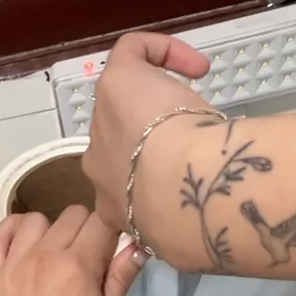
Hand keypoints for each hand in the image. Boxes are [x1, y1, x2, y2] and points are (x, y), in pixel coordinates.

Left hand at [0, 207, 143, 295]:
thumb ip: (119, 280)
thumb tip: (138, 245)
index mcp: (76, 268)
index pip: (103, 222)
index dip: (116, 230)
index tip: (118, 249)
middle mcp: (42, 257)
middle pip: (72, 215)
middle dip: (88, 230)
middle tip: (92, 262)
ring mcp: (12, 265)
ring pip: (36, 219)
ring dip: (53, 230)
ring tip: (59, 259)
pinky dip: (14, 231)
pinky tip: (27, 246)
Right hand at [82, 32, 214, 236]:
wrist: (176, 188)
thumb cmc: (180, 216)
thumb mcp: (175, 238)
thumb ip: (178, 235)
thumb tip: (196, 244)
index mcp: (111, 208)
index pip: (123, 188)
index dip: (150, 180)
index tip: (181, 181)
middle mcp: (98, 167)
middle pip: (118, 144)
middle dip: (148, 140)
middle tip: (188, 141)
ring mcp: (101, 123)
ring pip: (123, 104)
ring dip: (156, 103)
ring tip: (193, 110)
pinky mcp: (115, 82)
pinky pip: (131, 52)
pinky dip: (160, 51)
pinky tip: (196, 67)